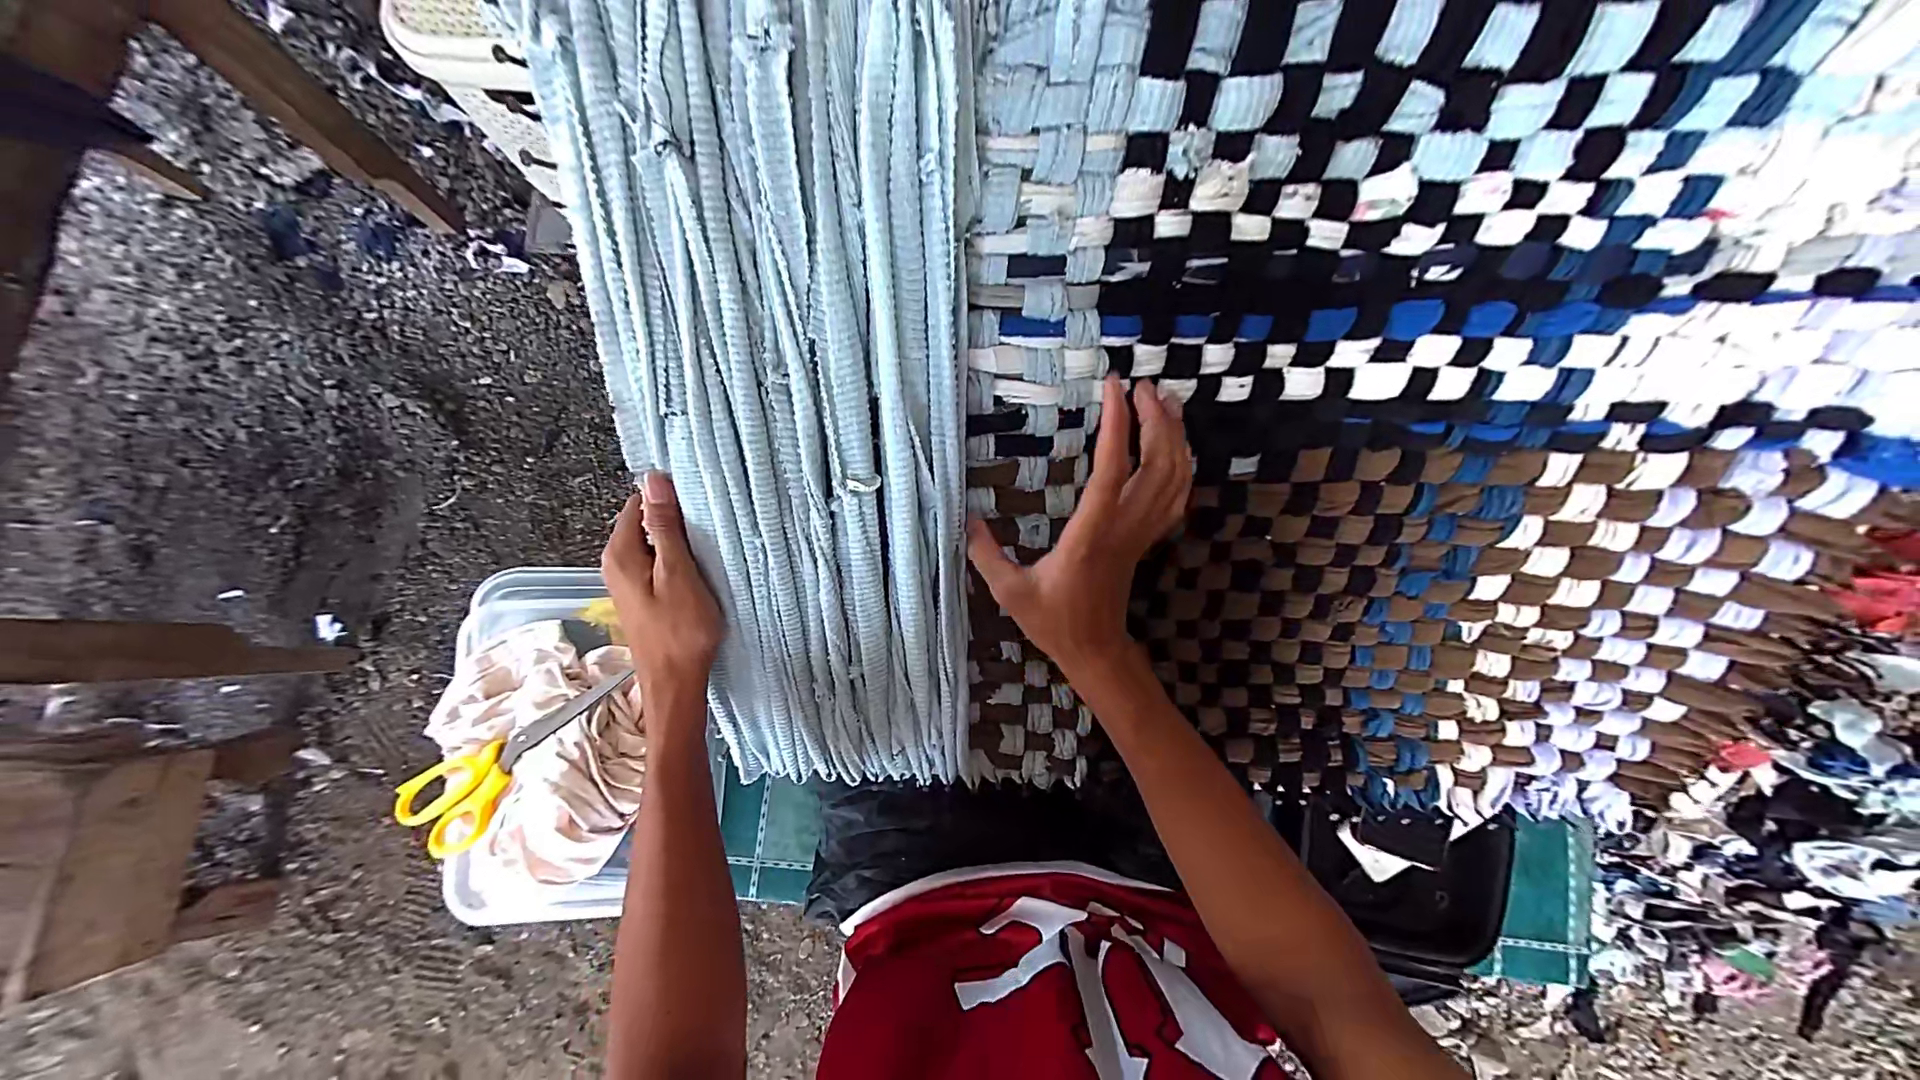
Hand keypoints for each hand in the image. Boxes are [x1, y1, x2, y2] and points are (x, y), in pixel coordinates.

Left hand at [601, 471, 723, 720]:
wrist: (675, 682)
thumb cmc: (680, 630)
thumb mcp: (678, 572)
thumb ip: (665, 526)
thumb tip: (653, 480)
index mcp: (620, 553)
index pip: (639, 503)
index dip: (669, 499)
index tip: (700, 505)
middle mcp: (616, 563)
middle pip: (645, 522)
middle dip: (676, 520)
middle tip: (709, 529)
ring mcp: (628, 580)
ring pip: (655, 543)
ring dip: (680, 542)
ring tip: (709, 548)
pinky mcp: (643, 594)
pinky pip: (659, 562)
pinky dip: (678, 560)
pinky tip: (699, 569)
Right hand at [967, 376, 1190, 682]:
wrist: (1095, 649)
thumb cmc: (1054, 621)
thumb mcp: (1009, 592)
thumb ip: (986, 554)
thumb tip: (967, 519)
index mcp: (1090, 533)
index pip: (1112, 468)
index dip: (1116, 423)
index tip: (1112, 386)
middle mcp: (1123, 527)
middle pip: (1157, 464)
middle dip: (1154, 419)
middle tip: (1140, 385)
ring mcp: (1141, 533)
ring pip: (1175, 477)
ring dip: (1173, 435)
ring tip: (1162, 400)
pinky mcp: (1146, 538)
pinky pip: (1176, 496)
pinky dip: (1181, 464)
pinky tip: (1174, 445)